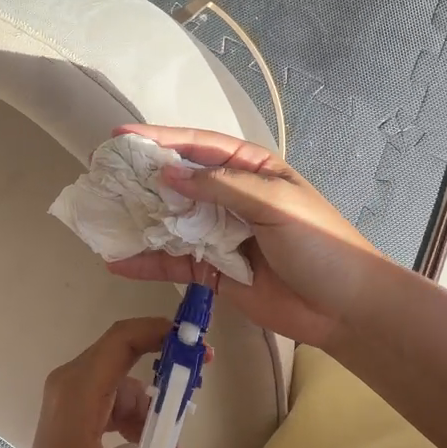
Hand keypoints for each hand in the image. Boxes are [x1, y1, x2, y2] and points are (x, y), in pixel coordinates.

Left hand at [3, 318, 245, 447]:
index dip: (156, 331)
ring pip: (115, 389)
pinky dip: (133, 426)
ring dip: (150, 414)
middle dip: (162, 378)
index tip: (197, 342)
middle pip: (120, 364)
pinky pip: (104, 409)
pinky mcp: (64, 432)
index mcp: (75, 409)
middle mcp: (64, 399)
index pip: (117, 343)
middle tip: (198, 392)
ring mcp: (61, 414)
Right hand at [107, 125, 391, 350]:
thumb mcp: (274, 204)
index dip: (160, 139)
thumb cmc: (319, 244)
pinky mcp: (214, 270)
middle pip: (178, 182)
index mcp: (250, 170)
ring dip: (138, 219)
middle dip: (141, 179)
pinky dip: (147, 261)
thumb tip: (168, 173)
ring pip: (170, 221)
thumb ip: (221, 187)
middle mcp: (229, 197)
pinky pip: (175, 261)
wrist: (346, 310)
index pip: (199, 146)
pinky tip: (118, 261)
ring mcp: (219, 234)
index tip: (121, 138)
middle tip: (100, 176)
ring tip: (100, 217)